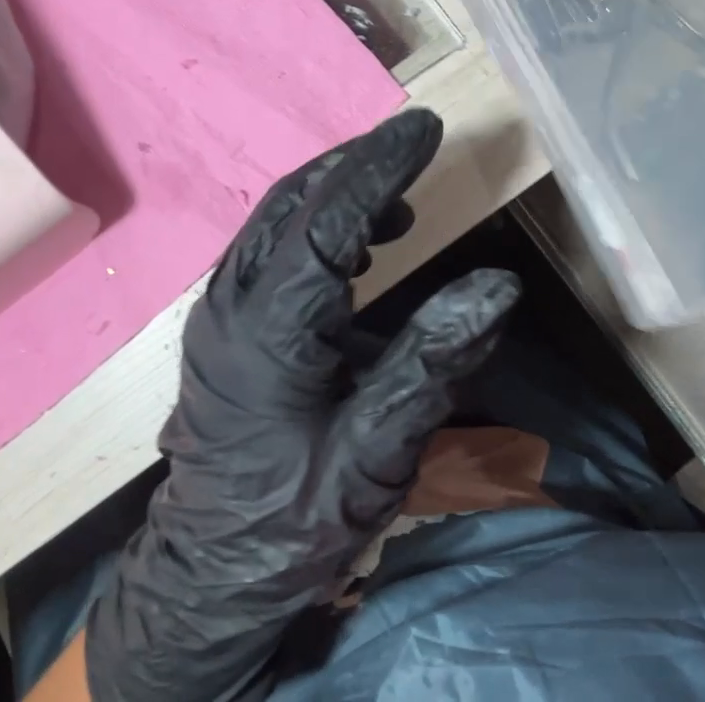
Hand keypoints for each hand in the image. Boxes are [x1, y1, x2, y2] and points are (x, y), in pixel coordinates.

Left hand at [85, 110, 521, 701]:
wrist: (206, 578)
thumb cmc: (292, 525)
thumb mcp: (375, 453)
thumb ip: (431, 362)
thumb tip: (498, 283)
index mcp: (267, 327)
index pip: (330, 217)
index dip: (381, 166)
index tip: (426, 127)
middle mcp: (230, 302)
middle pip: (293, 202)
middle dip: (356, 165)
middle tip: (415, 146)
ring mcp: (216, 313)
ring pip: (276, 222)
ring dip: (336, 195)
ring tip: (400, 201)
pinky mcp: (220, 330)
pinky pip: (269, 253)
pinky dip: (317, 231)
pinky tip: (359, 251)